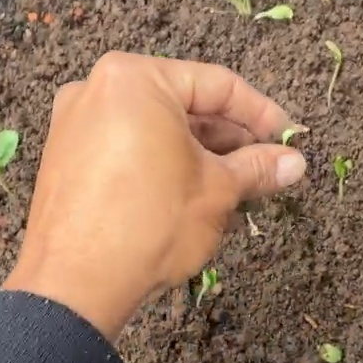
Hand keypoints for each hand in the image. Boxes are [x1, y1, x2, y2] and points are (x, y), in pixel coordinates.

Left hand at [4, 53, 306, 338]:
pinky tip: (193, 199)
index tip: (289, 140)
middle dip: (230, 140)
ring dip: (200, 158)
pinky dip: (165, 168)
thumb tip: (295, 162)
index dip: (262, 114)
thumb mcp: (218, 191)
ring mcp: (76, 125)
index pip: (216, 85)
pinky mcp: (67, 161)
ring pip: (156, 132)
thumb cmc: (152, 223)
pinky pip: (129, 151)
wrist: (76, 283)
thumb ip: (258, 168)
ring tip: (237, 191)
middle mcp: (98, 89)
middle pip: (183, 106)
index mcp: (135, 79)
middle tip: (267, 168)